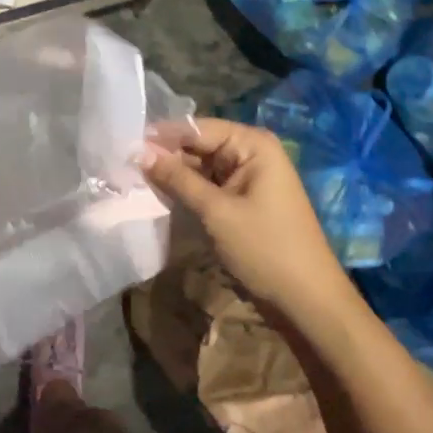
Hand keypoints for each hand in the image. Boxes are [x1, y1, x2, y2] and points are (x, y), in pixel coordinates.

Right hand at [140, 117, 349, 312]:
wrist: (309, 304)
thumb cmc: (266, 249)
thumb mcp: (216, 211)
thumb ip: (177, 178)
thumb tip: (139, 152)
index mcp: (252, 144)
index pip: (196, 128)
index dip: (161, 135)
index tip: (123, 144)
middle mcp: (252, 153)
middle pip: (198, 145)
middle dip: (165, 155)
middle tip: (123, 164)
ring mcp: (249, 179)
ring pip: (201, 167)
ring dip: (173, 174)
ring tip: (133, 178)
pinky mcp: (244, 202)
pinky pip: (209, 187)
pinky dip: (188, 191)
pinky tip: (160, 195)